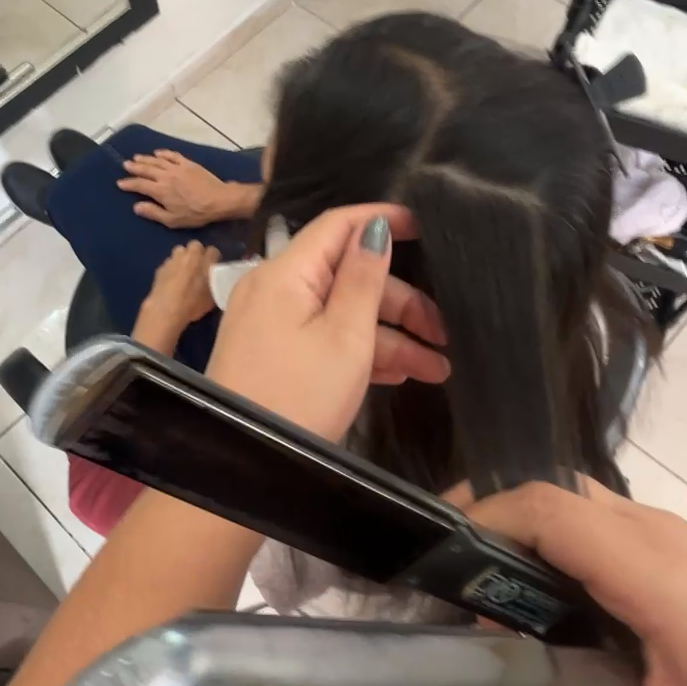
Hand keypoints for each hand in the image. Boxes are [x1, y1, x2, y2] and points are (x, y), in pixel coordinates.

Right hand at [117, 150, 250, 227]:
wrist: (218, 200)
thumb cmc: (195, 214)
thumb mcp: (172, 220)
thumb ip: (153, 212)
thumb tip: (136, 206)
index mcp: (160, 191)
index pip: (139, 185)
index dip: (129, 184)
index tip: (120, 183)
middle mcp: (165, 176)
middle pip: (146, 169)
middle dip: (134, 167)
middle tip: (125, 164)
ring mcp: (177, 168)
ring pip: (157, 160)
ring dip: (145, 158)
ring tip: (136, 157)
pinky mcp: (188, 163)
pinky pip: (172, 155)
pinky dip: (164, 153)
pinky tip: (158, 152)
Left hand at [132, 241, 220, 351]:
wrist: (166, 309)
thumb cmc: (193, 305)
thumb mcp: (212, 297)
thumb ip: (215, 283)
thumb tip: (213, 279)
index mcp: (206, 262)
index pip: (213, 251)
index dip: (213, 258)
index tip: (212, 267)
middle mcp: (190, 256)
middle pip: (196, 245)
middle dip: (197, 253)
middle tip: (198, 266)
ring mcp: (174, 259)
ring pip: (180, 250)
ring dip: (183, 257)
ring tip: (183, 270)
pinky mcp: (161, 266)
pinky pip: (169, 262)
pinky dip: (172, 267)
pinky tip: (171, 279)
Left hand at [207, 204, 448, 439]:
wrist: (242, 464)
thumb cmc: (299, 396)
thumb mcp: (345, 337)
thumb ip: (363, 279)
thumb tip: (375, 228)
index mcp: (286, 274)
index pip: (337, 225)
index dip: (382, 221)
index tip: (427, 228)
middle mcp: (274, 290)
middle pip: (346, 275)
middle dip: (400, 302)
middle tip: (444, 334)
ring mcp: (271, 324)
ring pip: (339, 313)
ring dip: (389, 336)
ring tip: (435, 369)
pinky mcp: (273, 355)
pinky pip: (322, 338)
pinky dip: (359, 352)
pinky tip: (399, 375)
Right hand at [463, 483, 686, 685]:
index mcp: (658, 578)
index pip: (551, 512)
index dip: (484, 521)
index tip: (440, 562)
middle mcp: (652, 533)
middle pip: (545, 491)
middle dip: (481, 515)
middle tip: (441, 570)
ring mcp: (658, 529)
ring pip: (560, 496)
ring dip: (509, 524)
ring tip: (473, 580)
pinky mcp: (657, 539)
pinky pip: (579, 514)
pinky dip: (538, 534)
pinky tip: (527, 588)